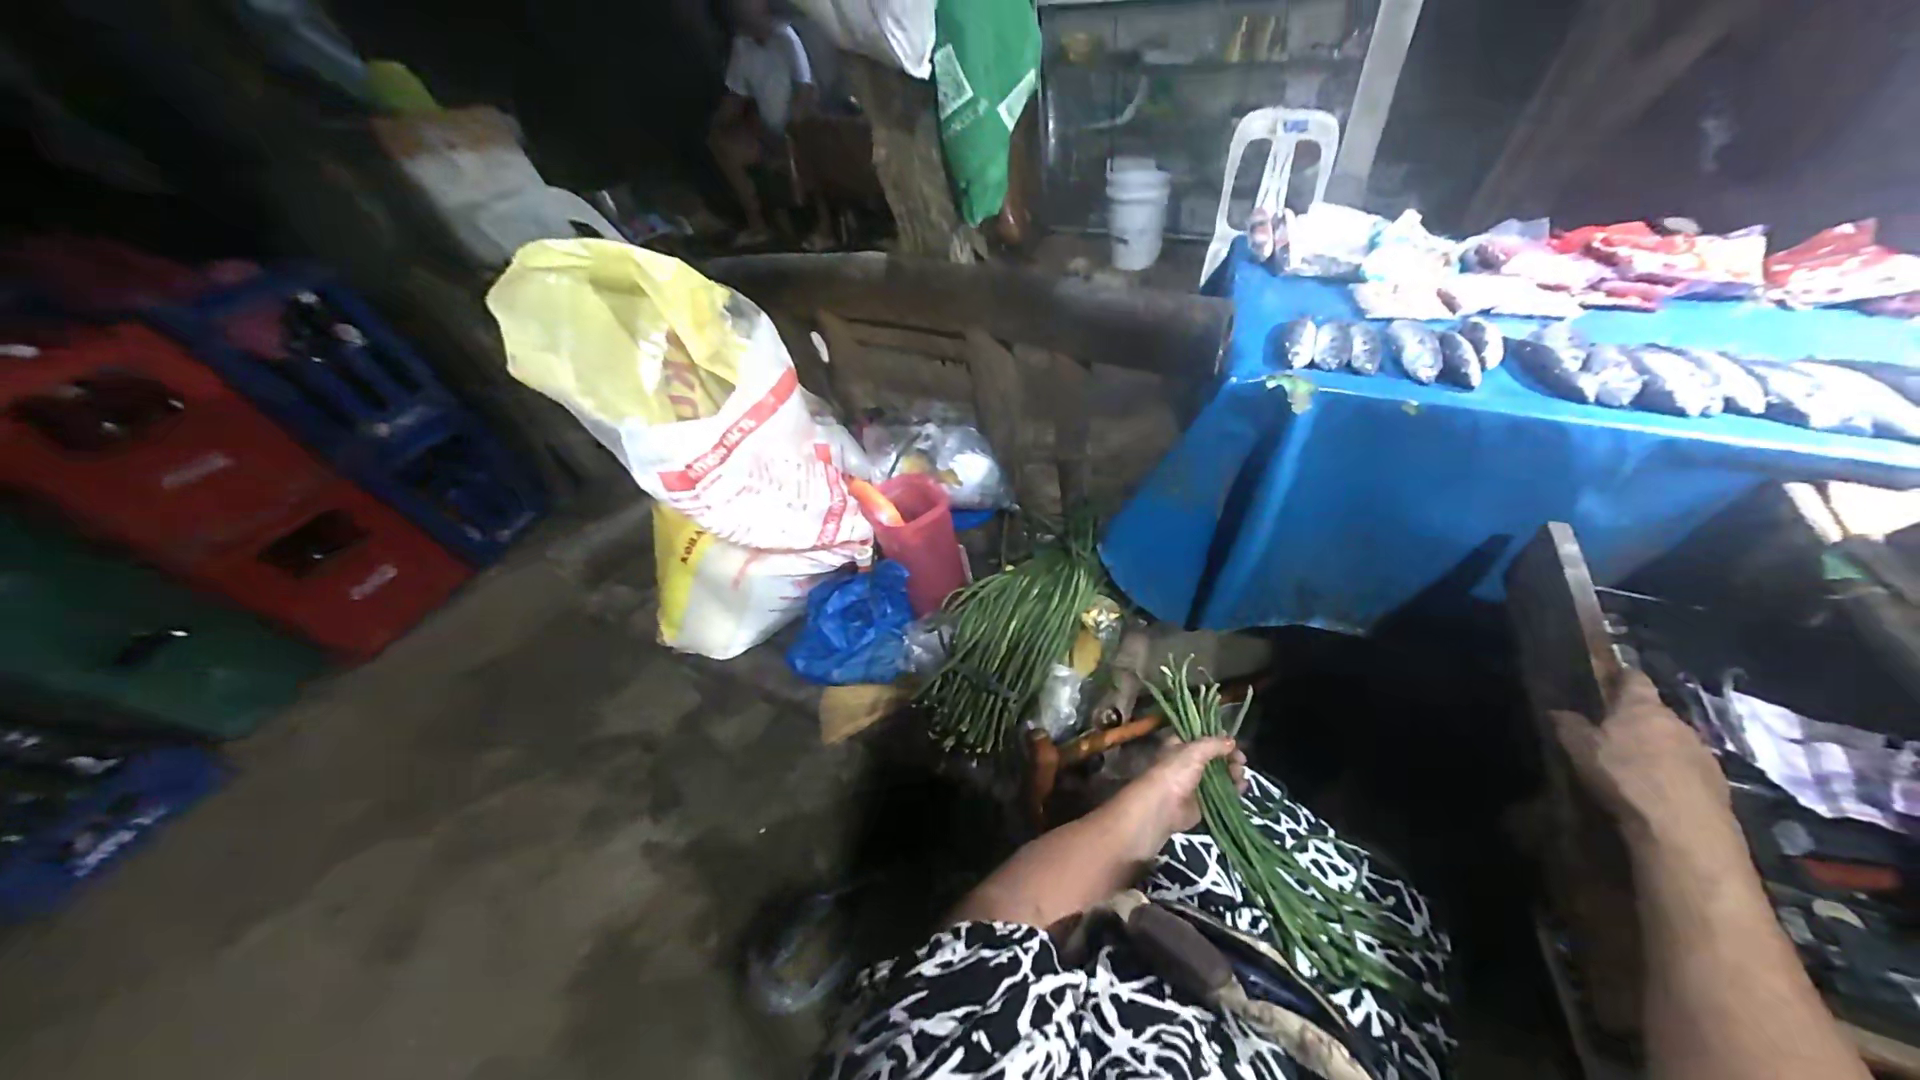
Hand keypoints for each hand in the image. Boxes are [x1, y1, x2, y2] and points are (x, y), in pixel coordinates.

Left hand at [1109, 736, 1246, 856]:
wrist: (1164, 806)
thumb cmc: (1175, 772)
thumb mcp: (1194, 751)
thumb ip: (1214, 744)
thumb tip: (1231, 741)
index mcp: (1181, 745)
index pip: (1203, 737)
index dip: (1219, 739)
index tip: (1234, 742)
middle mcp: (1189, 762)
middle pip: (1215, 757)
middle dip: (1230, 758)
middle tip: (1240, 761)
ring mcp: (1198, 782)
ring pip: (1222, 774)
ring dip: (1234, 773)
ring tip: (1240, 775)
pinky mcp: (1205, 800)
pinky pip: (1224, 793)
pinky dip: (1235, 789)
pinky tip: (1242, 787)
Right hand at [1552, 670, 1736, 855]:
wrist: (1684, 830)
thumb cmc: (1625, 776)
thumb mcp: (1579, 748)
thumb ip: (1568, 724)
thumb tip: (1559, 711)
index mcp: (1643, 708)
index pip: (1635, 678)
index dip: (1620, 676)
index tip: (1605, 679)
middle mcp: (1679, 723)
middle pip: (1654, 711)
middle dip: (1634, 717)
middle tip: (1610, 730)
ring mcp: (1703, 753)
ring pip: (1672, 739)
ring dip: (1655, 745)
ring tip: (1633, 761)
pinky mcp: (1718, 782)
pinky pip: (1687, 766)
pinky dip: (1671, 770)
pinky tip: (1655, 786)